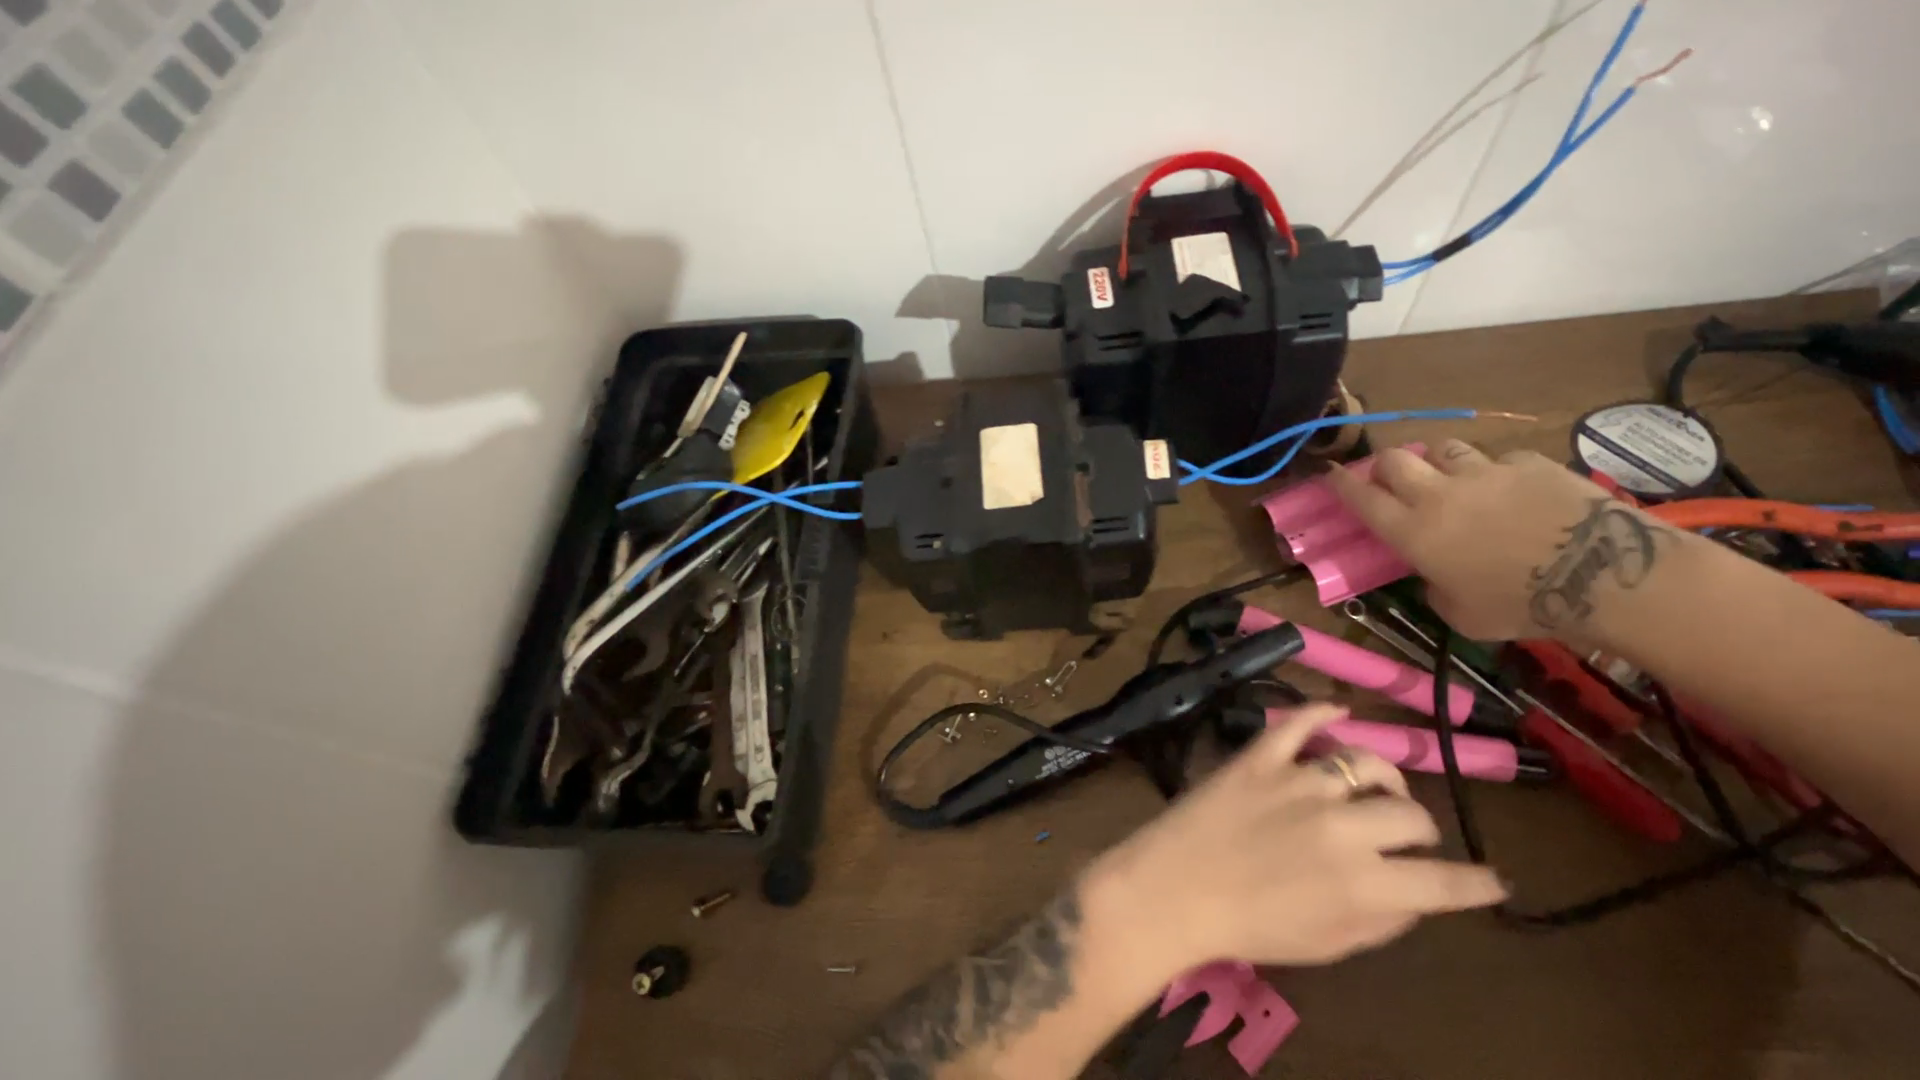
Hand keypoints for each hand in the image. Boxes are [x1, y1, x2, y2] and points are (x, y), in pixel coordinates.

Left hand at [1084, 705, 1505, 978]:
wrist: (1170, 892)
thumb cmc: (1247, 929)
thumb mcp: (1326, 946)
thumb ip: (1380, 921)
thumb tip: (1414, 896)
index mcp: (1364, 882)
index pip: (1443, 880)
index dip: (1476, 883)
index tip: (1492, 879)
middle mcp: (1342, 825)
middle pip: (1410, 813)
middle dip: (1419, 830)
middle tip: (1408, 839)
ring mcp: (1298, 782)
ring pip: (1364, 763)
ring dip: (1382, 777)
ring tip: (1378, 788)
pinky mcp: (1259, 759)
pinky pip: (1297, 724)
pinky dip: (1320, 714)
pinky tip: (1337, 711)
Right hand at [1326, 440, 1666, 640]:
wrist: (1601, 575)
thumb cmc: (1521, 606)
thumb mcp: (1462, 616)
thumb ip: (1435, 589)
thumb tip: (1434, 576)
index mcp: (1412, 532)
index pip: (1360, 496)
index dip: (1340, 483)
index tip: (1330, 474)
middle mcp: (1438, 494)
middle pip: (1395, 458)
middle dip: (1387, 466)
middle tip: (1394, 480)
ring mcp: (1484, 472)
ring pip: (1444, 450)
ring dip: (1439, 463)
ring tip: (1452, 479)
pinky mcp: (1527, 463)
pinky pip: (1500, 461)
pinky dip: (1497, 473)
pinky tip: (1514, 492)